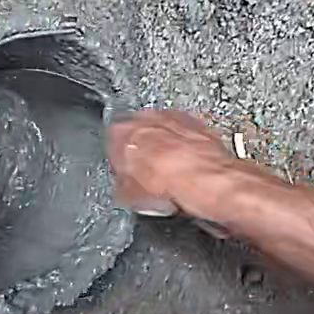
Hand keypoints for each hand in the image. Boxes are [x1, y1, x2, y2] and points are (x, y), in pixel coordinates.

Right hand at [106, 109, 248, 218]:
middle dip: (142, 152)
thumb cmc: (167, 181)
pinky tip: (188, 168)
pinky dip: (186, 148)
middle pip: (138, 135)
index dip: (119, 165)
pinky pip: (185, 135)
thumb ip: (121, 186)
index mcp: (119, 132)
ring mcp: (172, 118)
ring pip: (162, 133)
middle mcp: (144, 118)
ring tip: (170, 173)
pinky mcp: (196, 123)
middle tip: (147, 175)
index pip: (111, 146)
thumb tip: (125, 192)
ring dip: (165, 148)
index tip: (125, 177)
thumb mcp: (128, 196)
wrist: (202, 178)